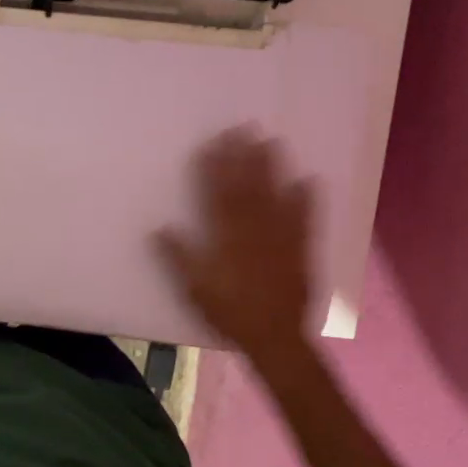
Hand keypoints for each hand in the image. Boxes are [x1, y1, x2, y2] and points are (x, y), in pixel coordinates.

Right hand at [156, 130, 314, 357]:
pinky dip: (307, 199)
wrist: (275, 338)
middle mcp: (255, 231)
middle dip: (243, 158)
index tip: (211, 144)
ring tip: (271, 142)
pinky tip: (308, 179)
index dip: (214, 169)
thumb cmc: (229, 313)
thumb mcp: (195, 287)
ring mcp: (281, 238)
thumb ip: (179, 257)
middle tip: (242, 129)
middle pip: (248, 188)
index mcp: (226, 238)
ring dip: (273, 169)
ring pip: (276, 196)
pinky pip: (306, 219)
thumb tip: (159, 229)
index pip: (218, 196)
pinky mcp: (301, 250)